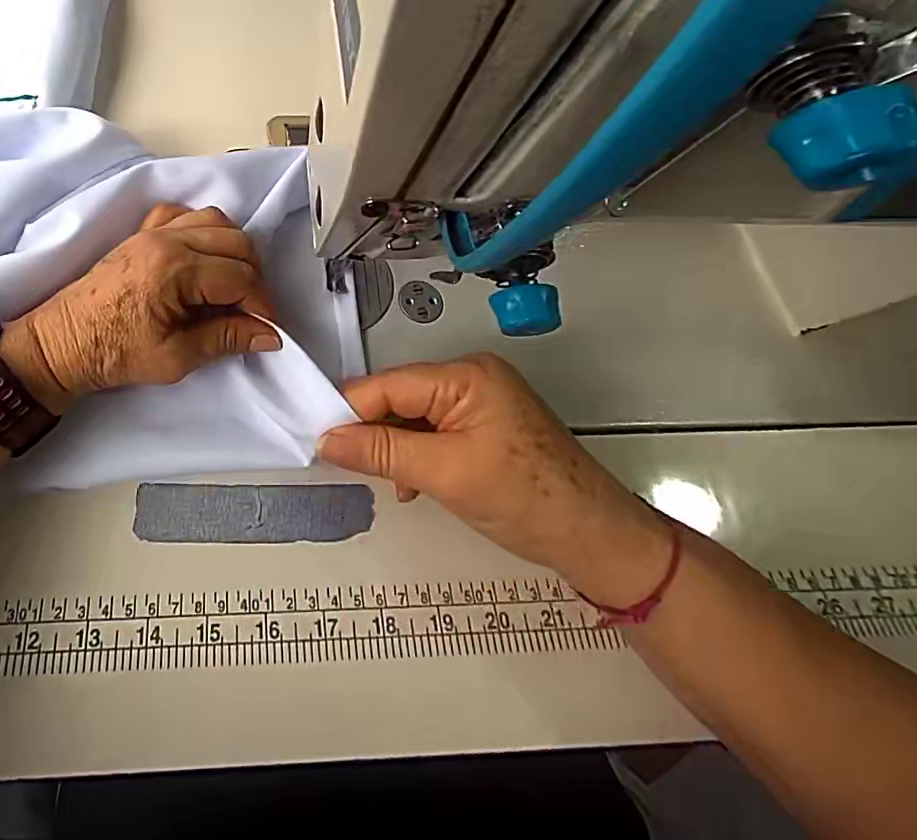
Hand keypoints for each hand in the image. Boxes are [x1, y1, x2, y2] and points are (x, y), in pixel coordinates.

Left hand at [1, 204, 281, 411]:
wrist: (62, 344)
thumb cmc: (110, 353)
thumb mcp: (174, 358)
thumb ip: (225, 339)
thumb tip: (267, 335)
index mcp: (174, 270)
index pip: (240, 276)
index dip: (261, 304)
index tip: (265, 328)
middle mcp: (165, 240)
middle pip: (235, 242)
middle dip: (252, 277)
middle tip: (250, 311)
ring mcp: (150, 233)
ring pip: (214, 221)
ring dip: (232, 250)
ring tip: (230, 286)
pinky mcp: (139, 235)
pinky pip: (180, 214)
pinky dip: (200, 229)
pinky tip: (201, 257)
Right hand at [316, 353, 672, 608]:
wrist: (599, 541)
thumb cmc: (530, 501)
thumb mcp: (443, 474)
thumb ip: (379, 451)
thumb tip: (325, 440)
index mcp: (465, 376)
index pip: (385, 386)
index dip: (347, 413)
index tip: (318, 442)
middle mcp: (469, 377)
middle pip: (394, 398)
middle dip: (372, 433)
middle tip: (353, 466)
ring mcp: (477, 400)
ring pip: (407, 417)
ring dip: (392, 448)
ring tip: (396, 481)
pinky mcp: (480, 423)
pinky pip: (427, 430)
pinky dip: (412, 455)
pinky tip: (413, 482)